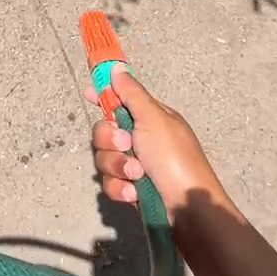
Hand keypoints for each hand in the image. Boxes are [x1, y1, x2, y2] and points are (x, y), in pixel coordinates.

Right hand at [91, 64, 228, 216]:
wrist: (188, 208)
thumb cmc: (174, 158)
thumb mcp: (154, 119)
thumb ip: (132, 93)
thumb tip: (117, 67)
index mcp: (150, 120)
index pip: (120, 100)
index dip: (103, 96)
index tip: (88, 94)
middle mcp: (140, 140)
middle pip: (103, 130)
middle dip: (109, 139)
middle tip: (126, 144)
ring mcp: (134, 165)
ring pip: (103, 157)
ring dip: (117, 166)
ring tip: (136, 175)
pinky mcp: (129, 188)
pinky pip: (109, 182)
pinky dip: (120, 187)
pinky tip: (134, 193)